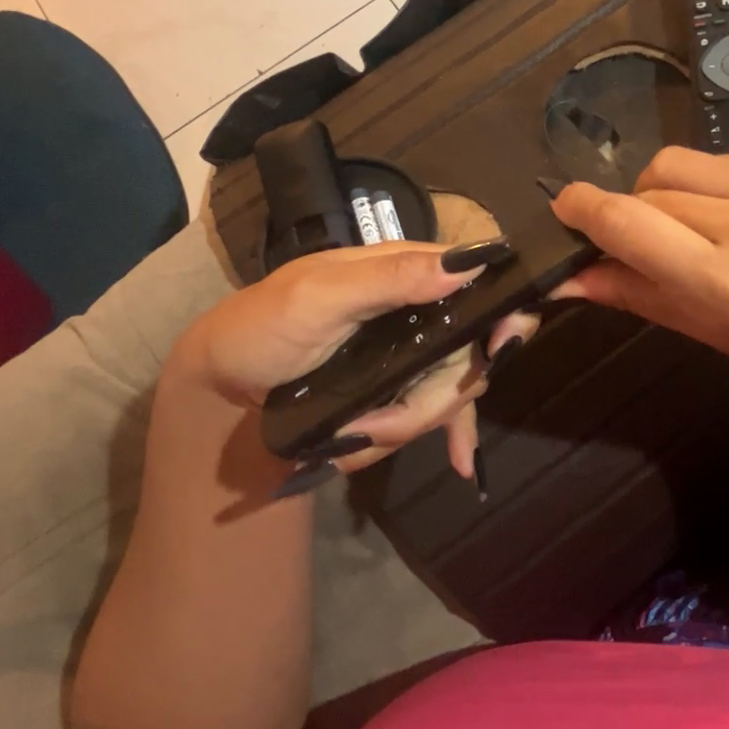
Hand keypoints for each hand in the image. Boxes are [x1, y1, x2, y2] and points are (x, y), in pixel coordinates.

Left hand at [168, 242, 532, 478]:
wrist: (223, 384)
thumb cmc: (260, 327)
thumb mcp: (316, 297)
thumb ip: (387, 279)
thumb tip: (464, 265)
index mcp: (408, 271)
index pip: (481, 278)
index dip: (505, 308)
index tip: (502, 343)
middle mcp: (423, 308)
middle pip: (472, 351)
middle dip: (434, 399)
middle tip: (379, 426)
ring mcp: (416, 351)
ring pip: (453, 390)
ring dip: (410, 424)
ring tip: (353, 441)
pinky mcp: (405, 386)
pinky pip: (444, 409)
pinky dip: (455, 434)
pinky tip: (462, 462)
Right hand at [550, 148, 728, 401]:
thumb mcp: (712, 333)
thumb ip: (637, 296)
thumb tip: (571, 278)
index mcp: (725, 282)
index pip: (628, 225)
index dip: (582, 209)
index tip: (563, 208)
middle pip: (648, 193)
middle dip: (631, 216)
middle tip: (642, 246)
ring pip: (674, 165)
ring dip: (659, 193)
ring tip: (685, 228)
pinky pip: (715, 162)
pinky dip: (701, 186)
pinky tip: (726, 216)